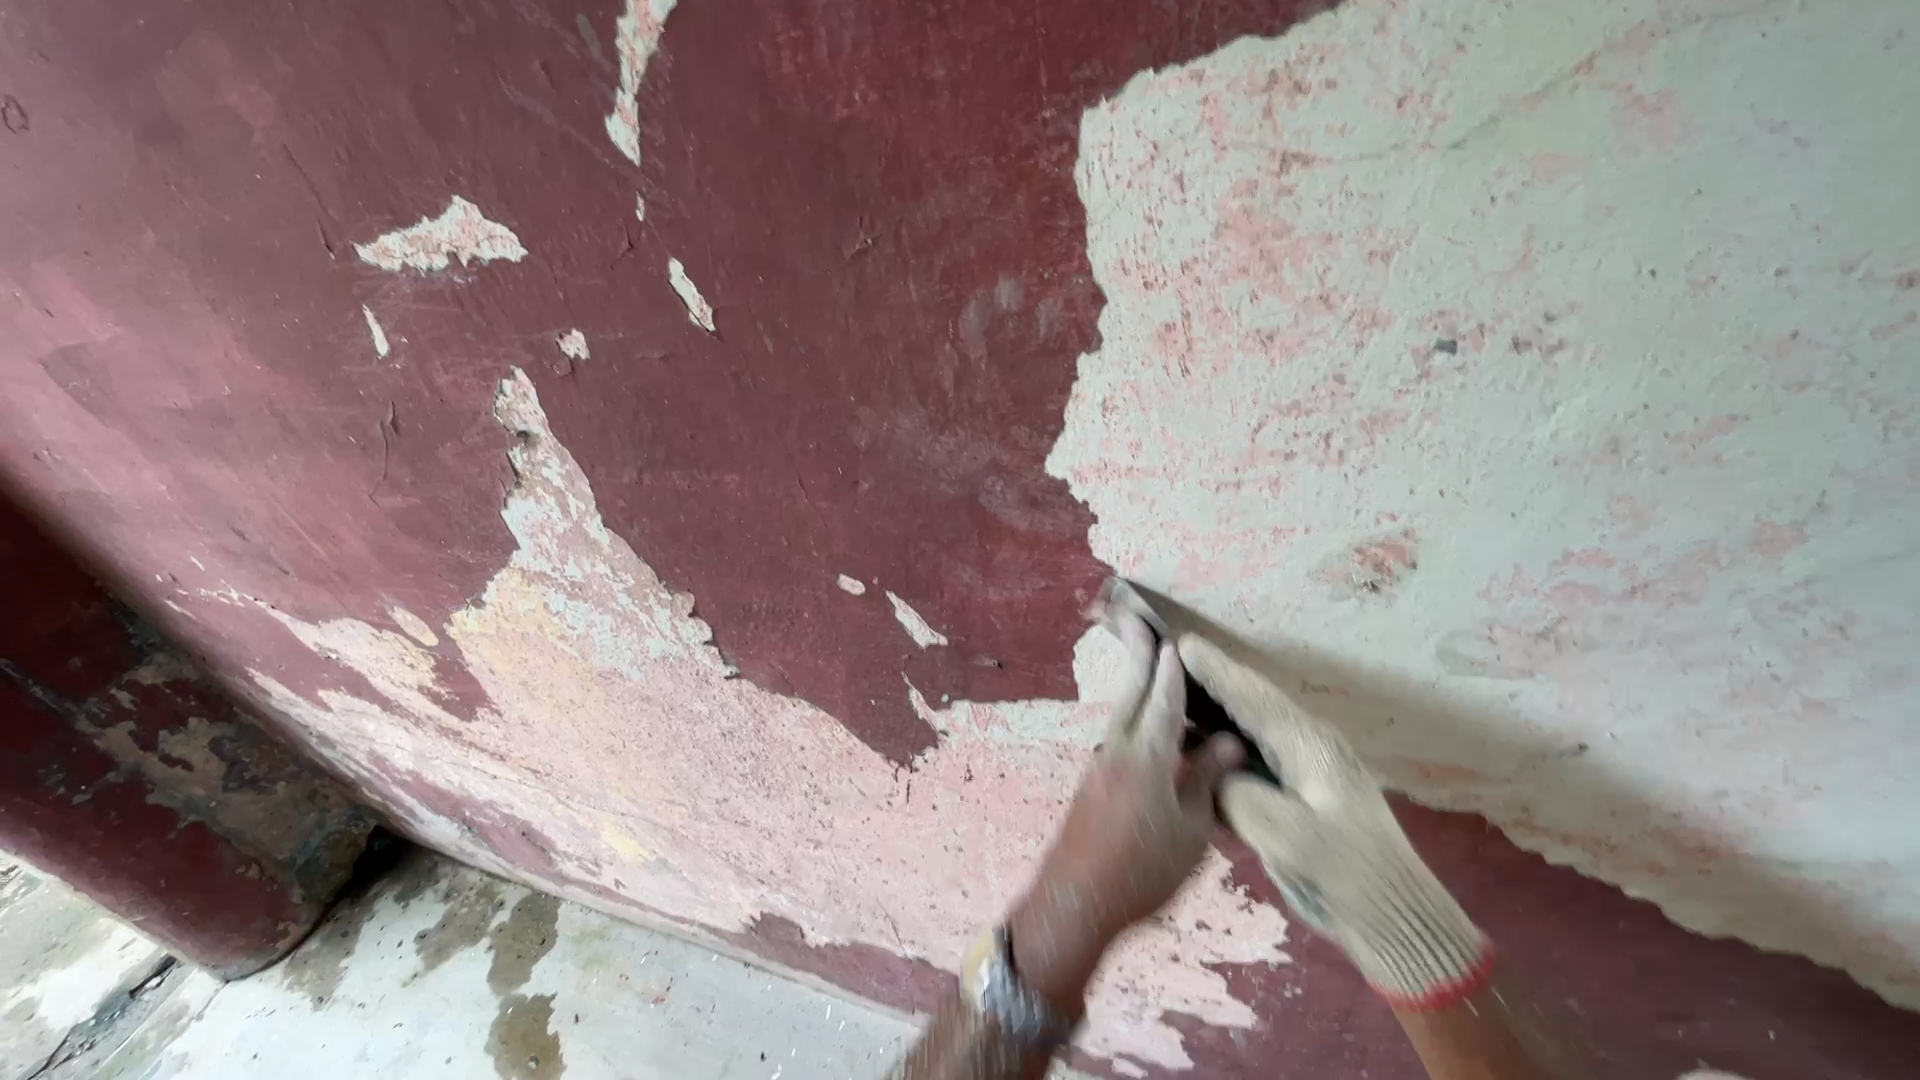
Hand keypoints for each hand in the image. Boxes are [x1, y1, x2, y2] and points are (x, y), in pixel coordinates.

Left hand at [1005, 608, 1242, 1011]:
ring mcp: (1100, 764)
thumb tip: (1227, 741)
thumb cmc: (1143, 870)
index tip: (1174, 637)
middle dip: (1138, 654)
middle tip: (1138, 617)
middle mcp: (1118, 748)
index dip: (1172, 668)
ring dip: (1134, 682)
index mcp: (1146, 755)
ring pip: (1121, 710)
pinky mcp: (1092, 781)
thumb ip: (1206, 780)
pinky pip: (1118, 733)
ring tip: (1148, 662)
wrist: (1074, 900)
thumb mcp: (1190, 830)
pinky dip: (1131, 712)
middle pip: (1132, 691)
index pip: (1164, 699)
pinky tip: (1144, 722)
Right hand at [1180, 633, 1492, 1008]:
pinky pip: (1258, 753)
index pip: (1251, 697)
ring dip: (1218, 708)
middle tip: (1170, 661)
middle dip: (1213, 679)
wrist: (1399, 920)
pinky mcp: (1306, 791)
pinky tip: (1204, 744)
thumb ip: (1239, 795)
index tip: (1180, 644)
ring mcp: (1310, 767)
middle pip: (1252, 701)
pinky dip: (1228, 740)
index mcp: (1308, 747)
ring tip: (1178, 696)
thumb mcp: (1285, 837)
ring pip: (1254, 726)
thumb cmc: (1345, 875)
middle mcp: (1310, 745)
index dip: (1215, 671)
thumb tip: (1214, 773)